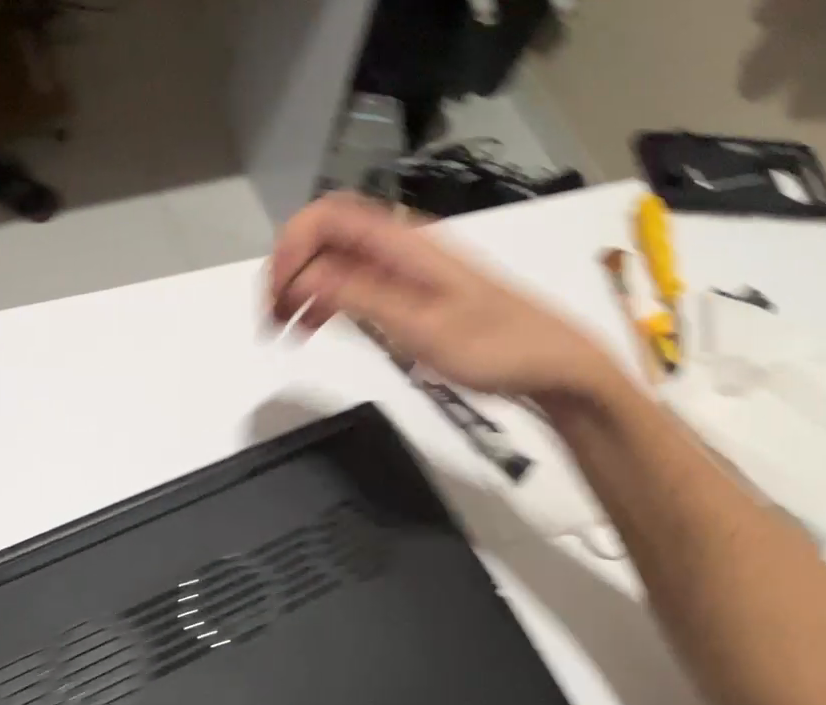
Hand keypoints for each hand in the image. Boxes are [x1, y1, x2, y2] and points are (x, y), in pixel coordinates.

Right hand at [267, 193, 617, 396]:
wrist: (553, 364)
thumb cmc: (497, 347)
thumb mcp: (424, 327)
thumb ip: (363, 296)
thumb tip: (304, 276)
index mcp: (405, 244)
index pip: (329, 217)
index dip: (292, 247)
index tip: (276, 297)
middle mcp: (402, 247)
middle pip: (328, 236)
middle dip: (290, 270)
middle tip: (272, 320)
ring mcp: (408, 271)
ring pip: (339, 262)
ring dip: (305, 289)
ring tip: (286, 331)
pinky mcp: (414, 295)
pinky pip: (358, 286)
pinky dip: (330, 303)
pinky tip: (318, 328)